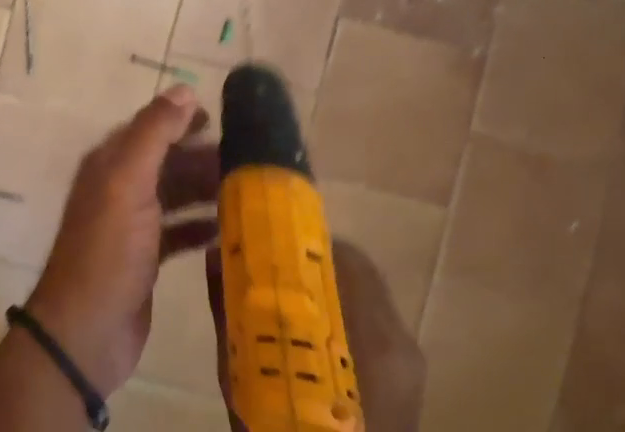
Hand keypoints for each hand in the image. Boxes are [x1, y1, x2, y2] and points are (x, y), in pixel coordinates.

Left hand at [23, 85, 221, 393]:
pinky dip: (199, 226)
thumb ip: (153, 134)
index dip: (180, 120)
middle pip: (163, 161)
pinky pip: (176, 232)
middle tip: (248, 159)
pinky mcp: (144, 259)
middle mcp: (116, 188)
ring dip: (204, 190)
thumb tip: (183, 90)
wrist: (88, 325)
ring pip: (172, 195)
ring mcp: (129, 226)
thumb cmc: (108, 248)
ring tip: (247, 190)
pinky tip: (227, 229)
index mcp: (108, 164)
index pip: (147, 129)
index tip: (223, 117)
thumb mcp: (128, 181)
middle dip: (200, 156)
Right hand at [205, 241, 425, 431]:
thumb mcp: (245, 378)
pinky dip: (338, 316)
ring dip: (323, 289)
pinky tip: (304, 335)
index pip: (344, 258)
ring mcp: (409, 366)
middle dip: (308, 263)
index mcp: (371, 338)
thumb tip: (215, 254)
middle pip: (356, 273)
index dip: (301, 241)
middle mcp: (399, 343)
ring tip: (280, 299)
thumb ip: (232, 312)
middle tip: (265, 265)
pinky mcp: (408, 384)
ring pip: (364, 298)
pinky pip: (372, 327)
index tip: (264, 239)